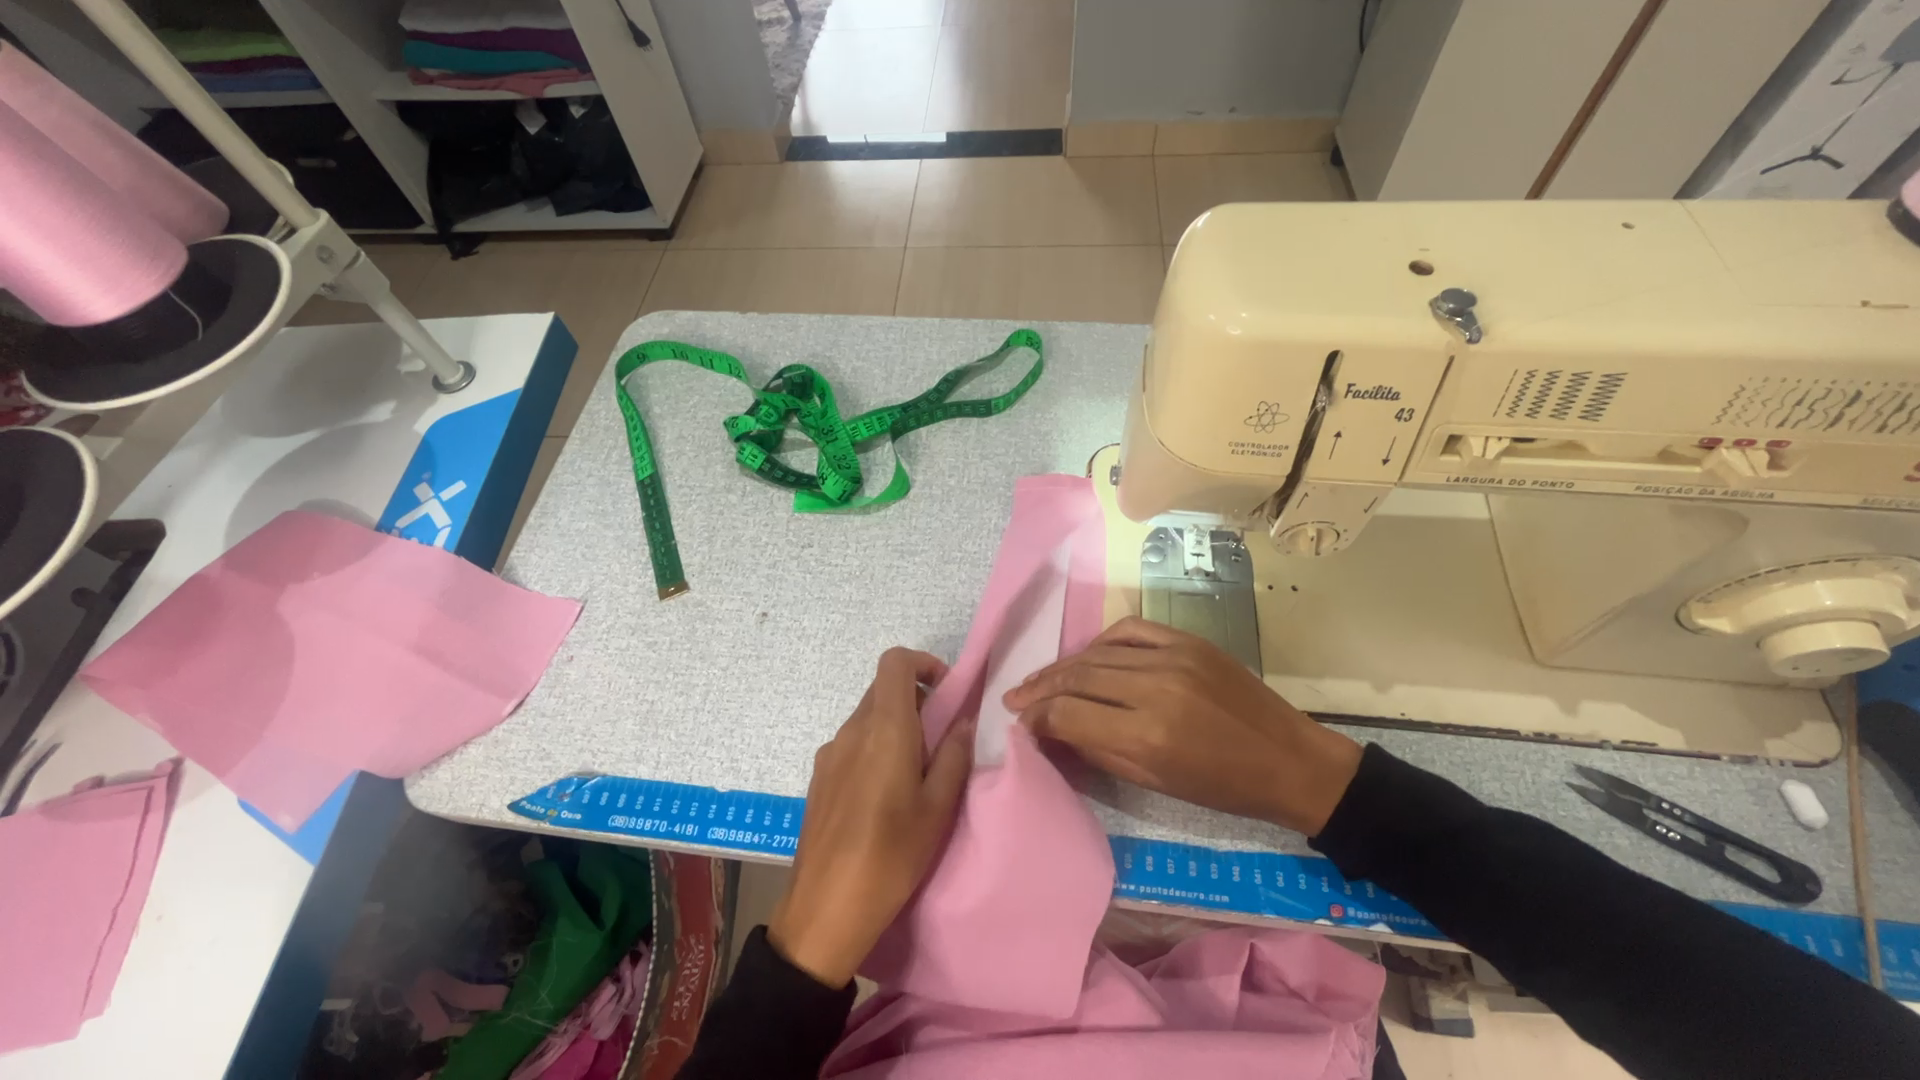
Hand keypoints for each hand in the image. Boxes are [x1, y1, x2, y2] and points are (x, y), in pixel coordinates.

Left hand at [768, 648, 973, 986]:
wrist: (825, 910)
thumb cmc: (891, 856)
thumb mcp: (938, 808)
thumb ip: (954, 756)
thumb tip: (963, 722)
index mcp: (883, 728)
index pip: (895, 662)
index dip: (923, 663)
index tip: (948, 693)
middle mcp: (851, 731)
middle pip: (882, 690)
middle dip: (917, 700)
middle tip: (943, 739)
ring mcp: (829, 755)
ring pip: (867, 719)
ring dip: (896, 727)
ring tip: (919, 775)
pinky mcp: (819, 780)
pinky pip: (853, 746)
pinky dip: (876, 749)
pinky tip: (887, 797)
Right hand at [1002, 617, 1361, 835]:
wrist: (1290, 761)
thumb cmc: (1222, 788)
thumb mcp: (1154, 782)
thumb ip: (1098, 751)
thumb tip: (1053, 730)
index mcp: (1146, 734)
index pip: (1067, 712)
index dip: (1036, 717)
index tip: (1020, 722)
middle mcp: (1154, 687)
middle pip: (1076, 676)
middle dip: (1039, 688)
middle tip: (1015, 697)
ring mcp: (1173, 657)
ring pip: (1097, 652)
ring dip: (1062, 665)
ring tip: (1040, 679)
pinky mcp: (1189, 641)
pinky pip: (1131, 630)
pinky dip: (1101, 641)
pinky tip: (1088, 655)